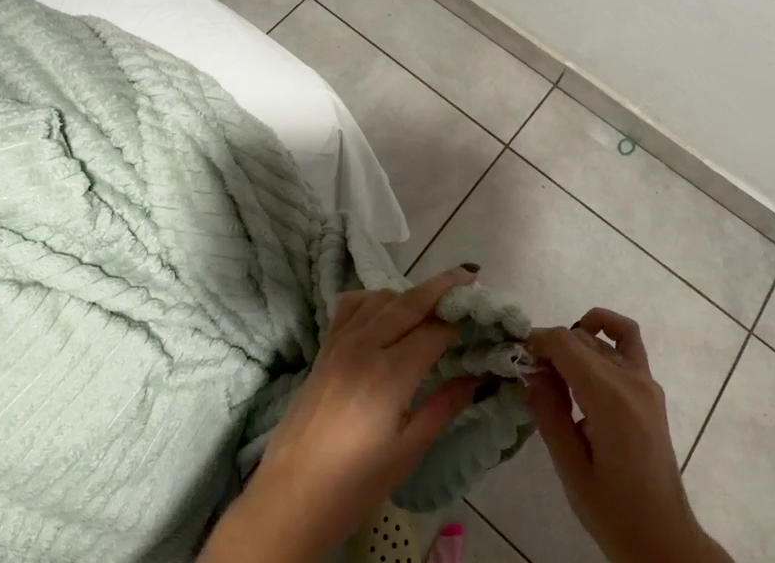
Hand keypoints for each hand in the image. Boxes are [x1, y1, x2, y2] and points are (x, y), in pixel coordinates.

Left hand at [199, 267, 483, 562]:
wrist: (291, 495)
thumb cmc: (355, 483)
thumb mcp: (408, 450)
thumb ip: (444, 406)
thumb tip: (477, 377)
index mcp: (389, 373)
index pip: (434, 331)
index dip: (460, 322)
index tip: (483, 319)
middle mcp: (364, 346)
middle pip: (409, 302)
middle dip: (441, 287)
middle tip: (470, 278)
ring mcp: (339, 344)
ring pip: (380, 299)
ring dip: (410, 293)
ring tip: (434, 303)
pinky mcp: (324, 349)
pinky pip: (351, 307)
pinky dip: (374, 299)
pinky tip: (387, 311)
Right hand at [525, 309, 732, 562]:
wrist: (662, 535)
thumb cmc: (612, 510)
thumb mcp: (570, 467)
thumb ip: (549, 413)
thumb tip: (531, 372)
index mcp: (610, 400)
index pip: (566, 344)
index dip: (537, 342)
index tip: (516, 358)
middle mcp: (632, 381)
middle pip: (581, 338)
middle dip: (551, 346)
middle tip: (530, 375)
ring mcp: (646, 382)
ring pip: (601, 338)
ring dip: (573, 343)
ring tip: (553, 371)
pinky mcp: (651, 390)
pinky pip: (628, 343)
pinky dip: (605, 333)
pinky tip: (585, 346)